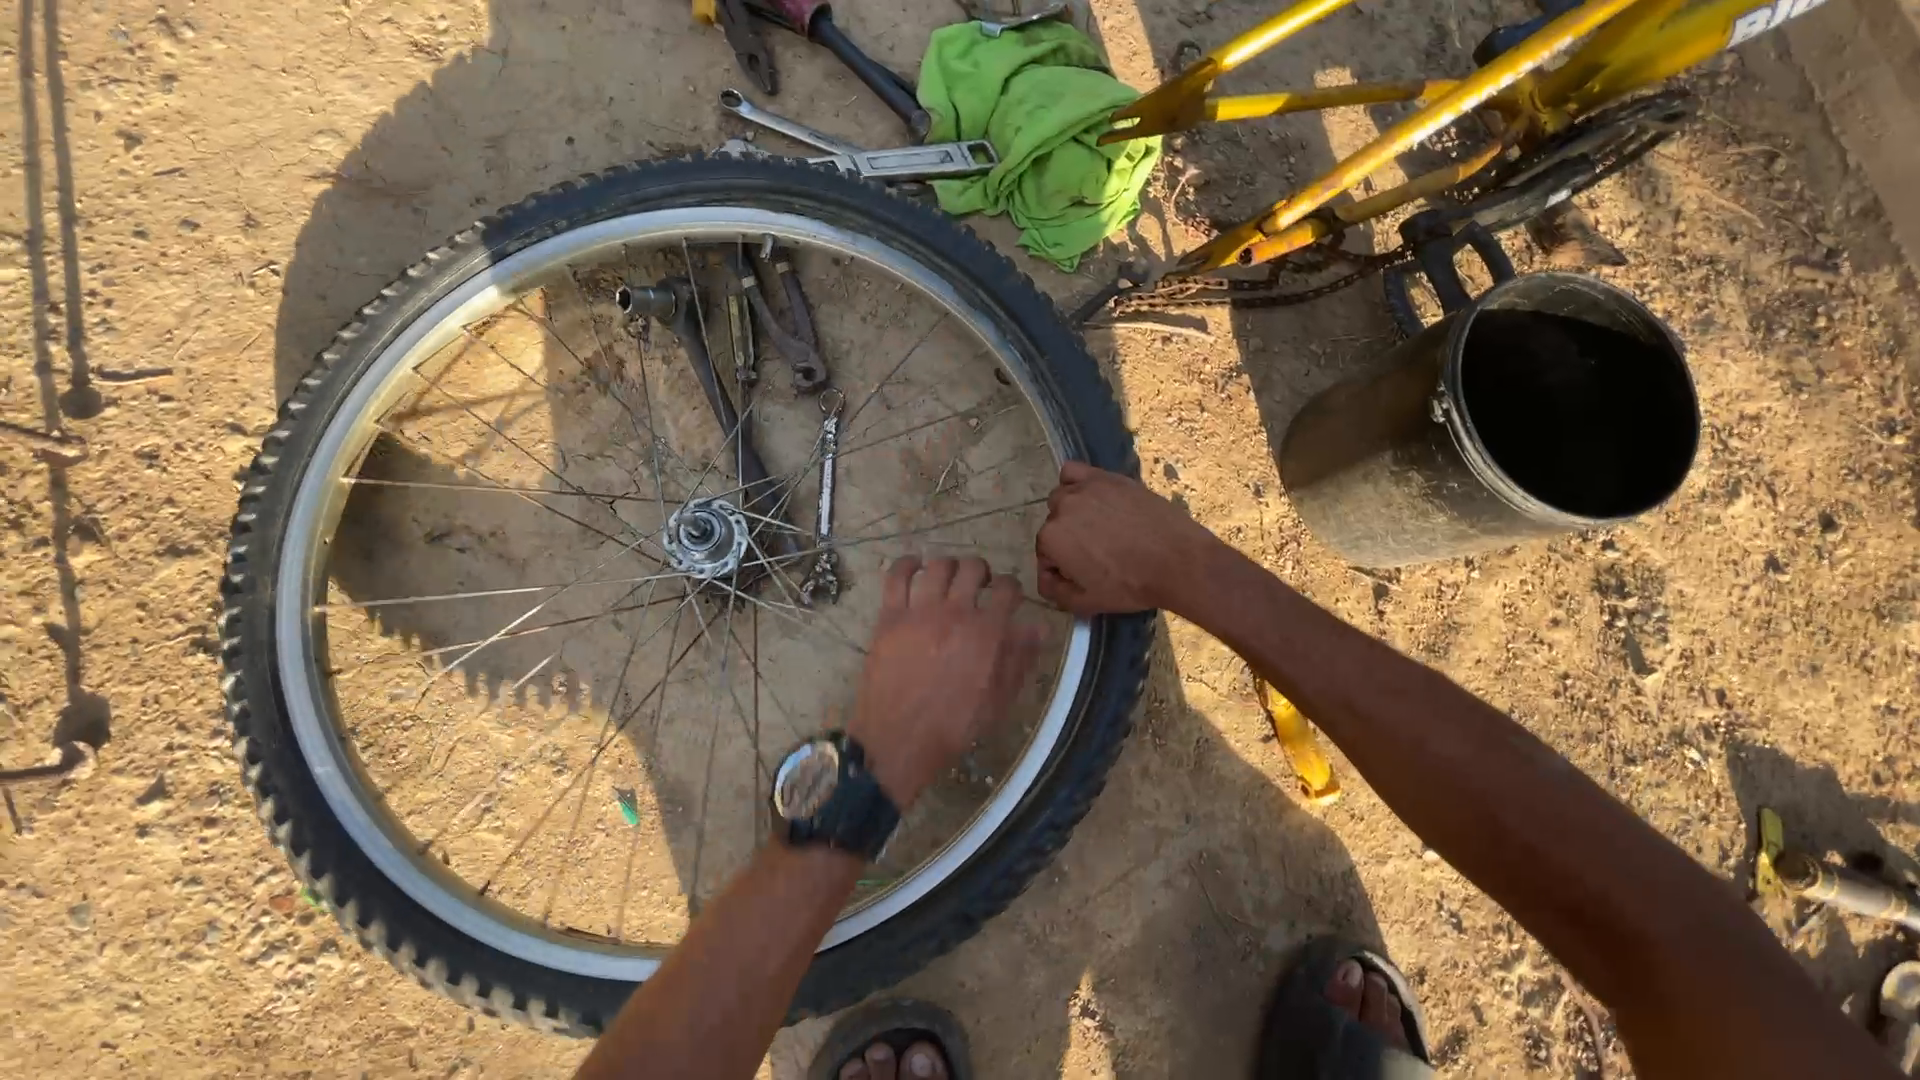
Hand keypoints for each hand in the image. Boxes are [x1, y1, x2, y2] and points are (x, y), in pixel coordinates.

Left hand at [846, 557, 1041, 807]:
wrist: (899, 740)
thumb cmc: (954, 726)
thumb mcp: (999, 699)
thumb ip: (1020, 658)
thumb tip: (1038, 627)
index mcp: (987, 633)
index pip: (1007, 589)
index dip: (1011, 587)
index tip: (1008, 595)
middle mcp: (955, 613)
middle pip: (973, 568)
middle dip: (982, 571)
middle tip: (979, 584)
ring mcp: (919, 612)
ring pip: (938, 566)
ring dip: (949, 566)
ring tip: (950, 577)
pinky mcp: (890, 617)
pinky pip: (896, 576)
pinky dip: (907, 564)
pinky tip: (914, 566)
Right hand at [1035, 461, 1223, 614]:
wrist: (1177, 561)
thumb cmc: (1131, 585)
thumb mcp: (1087, 603)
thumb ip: (1056, 593)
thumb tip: (1047, 581)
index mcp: (1051, 538)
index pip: (1044, 555)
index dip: (1061, 569)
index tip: (1082, 576)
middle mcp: (1062, 507)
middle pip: (1053, 525)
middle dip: (1066, 541)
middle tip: (1094, 555)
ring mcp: (1085, 488)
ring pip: (1062, 498)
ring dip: (1071, 513)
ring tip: (1097, 528)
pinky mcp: (1107, 478)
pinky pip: (1075, 471)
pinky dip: (1075, 482)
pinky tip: (1092, 497)